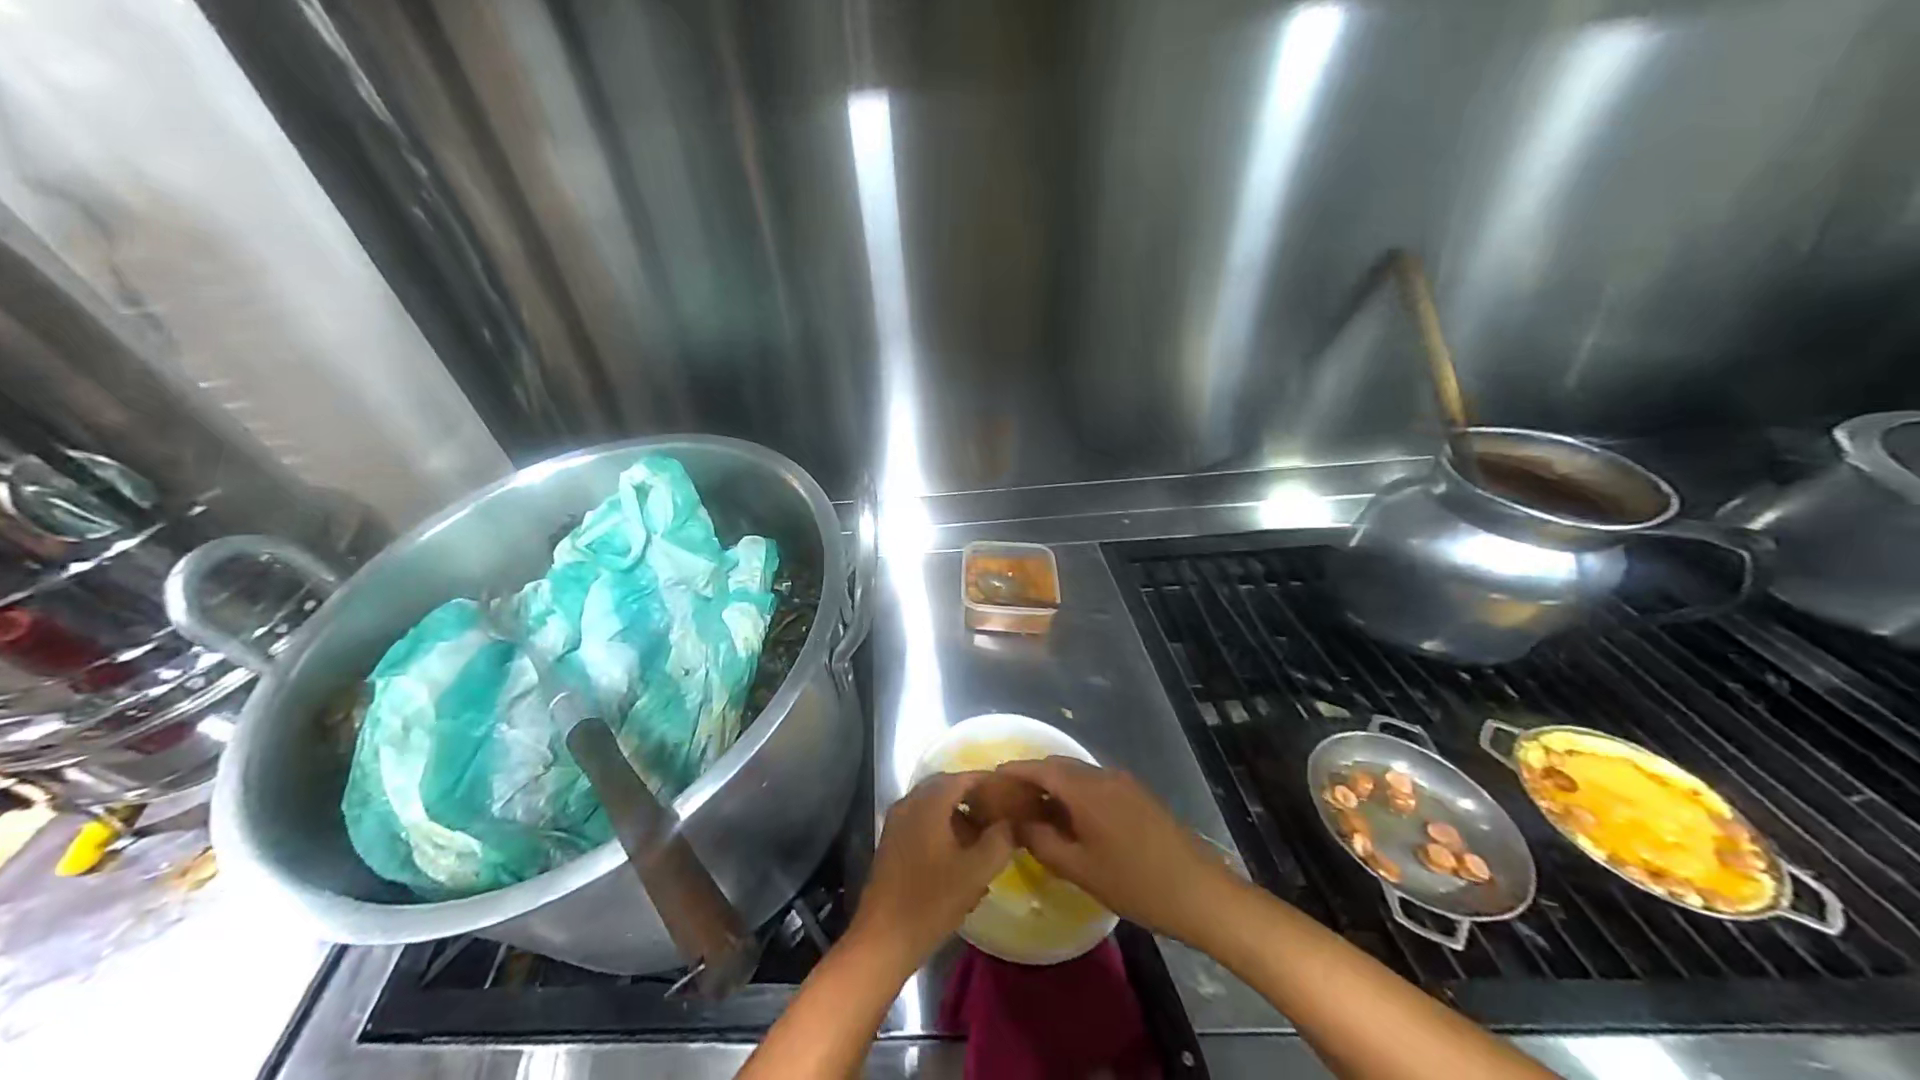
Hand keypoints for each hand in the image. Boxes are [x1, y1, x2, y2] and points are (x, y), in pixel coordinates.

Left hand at [850, 771, 1014, 970]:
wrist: (883, 940)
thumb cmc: (931, 901)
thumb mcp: (976, 871)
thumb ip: (1000, 840)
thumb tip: (1012, 822)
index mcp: (927, 803)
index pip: (963, 777)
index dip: (989, 783)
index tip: (1012, 794)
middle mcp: (908, 805)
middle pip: (946, 789)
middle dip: (974, 799)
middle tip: (1000, 814)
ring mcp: (896, 824)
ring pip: (934, 808)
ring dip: (960, 817)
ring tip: (985, 840)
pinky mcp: (892, 845)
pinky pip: (923, 824)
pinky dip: (944, 830)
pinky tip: (962, 860)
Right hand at [998, 756, 1237, 943]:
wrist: (1201, 893)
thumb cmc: (1135, 883)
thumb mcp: (1079, 869)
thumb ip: (1041, 841)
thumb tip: (1017, 823)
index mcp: (1086, 789)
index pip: (1040, 768)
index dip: (1014, 771)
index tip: (990, 780)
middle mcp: (1104, 776)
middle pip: (1059, 766)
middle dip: (1032, 777)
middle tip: (1009, 800)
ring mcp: (1125, 784)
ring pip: (1079, 775)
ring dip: (1055, 786)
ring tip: (1035, 811)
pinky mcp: (1139, 796)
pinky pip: (1096, 785)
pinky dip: (1075, 793)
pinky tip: (1070, 820)